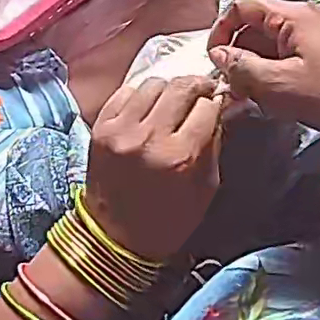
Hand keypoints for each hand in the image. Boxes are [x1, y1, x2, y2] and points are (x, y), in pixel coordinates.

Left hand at [83, 76, 224, 261]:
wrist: (114, 236)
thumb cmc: (168, 218)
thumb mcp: (206, 188)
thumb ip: (214, 144)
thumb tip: (219, 107)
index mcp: (180, 156)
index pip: (207, 107)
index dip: (216, 102)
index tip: (217, 103)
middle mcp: (149, 138)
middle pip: (181, 87)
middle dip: (197, 85)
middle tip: (201, 91)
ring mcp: (120, 130)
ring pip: (153, 83)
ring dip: (168, 89)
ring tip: (171, 102)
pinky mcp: (100, 127)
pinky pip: (125, 92)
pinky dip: (140, 96)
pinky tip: (146, 109)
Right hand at [207, 0, 319, 149]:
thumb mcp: (278, 82)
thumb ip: (242, 66)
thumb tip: (219, 55)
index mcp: (292, 16)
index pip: (243, 7)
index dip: (222, 29)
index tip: (214, 59)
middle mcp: (301, 20)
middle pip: (254, 27)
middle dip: (237, 55)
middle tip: (231, 86)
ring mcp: (312, 38)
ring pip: (267, 46)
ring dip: (252, 69)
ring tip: (249, 96)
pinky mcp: (319, 57)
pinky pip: (283, 59)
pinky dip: (270, 75)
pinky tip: (269, 99)